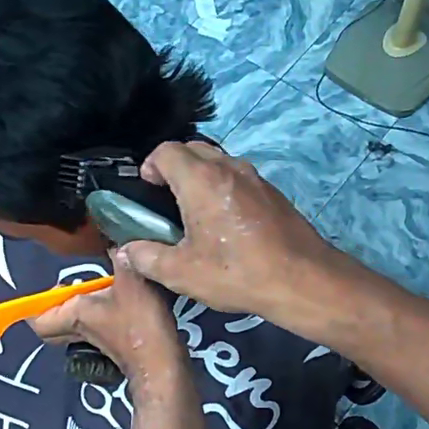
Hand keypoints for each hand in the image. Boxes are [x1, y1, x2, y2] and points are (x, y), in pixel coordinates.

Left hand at [28, 251, 187, 388]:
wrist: (162, 364)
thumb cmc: (140, 323)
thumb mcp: (132, 280)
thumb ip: (122, 256)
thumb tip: (115, 236)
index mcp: (75, 314)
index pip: (37, 320)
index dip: (35, 307)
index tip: (53, 286)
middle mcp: (81, 329)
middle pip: (54, 325)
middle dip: (58, 305)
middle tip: (74, 287)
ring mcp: (99, 340)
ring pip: (77, 325)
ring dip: (84, 308)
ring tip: (103, 287)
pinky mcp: (118, 345)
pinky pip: (99, 327)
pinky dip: (106, 314)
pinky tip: (127, 300)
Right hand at [120, 142, 356, 325]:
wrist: (302, 279)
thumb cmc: (237, 273)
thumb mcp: (183, 272)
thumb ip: (147, 258)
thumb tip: (126, 251)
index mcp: (202, 180)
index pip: (167, 151)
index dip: (151, 165)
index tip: (146, 188)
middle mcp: (229, 168)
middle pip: (194, 149)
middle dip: (175, 166)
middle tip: (166, 198)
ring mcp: (256, 178)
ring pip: (219, 161)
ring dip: (202, 175)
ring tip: (195, 210)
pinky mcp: (273, 193)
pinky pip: (239, 178)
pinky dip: (225, 187)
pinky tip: (226, 221)